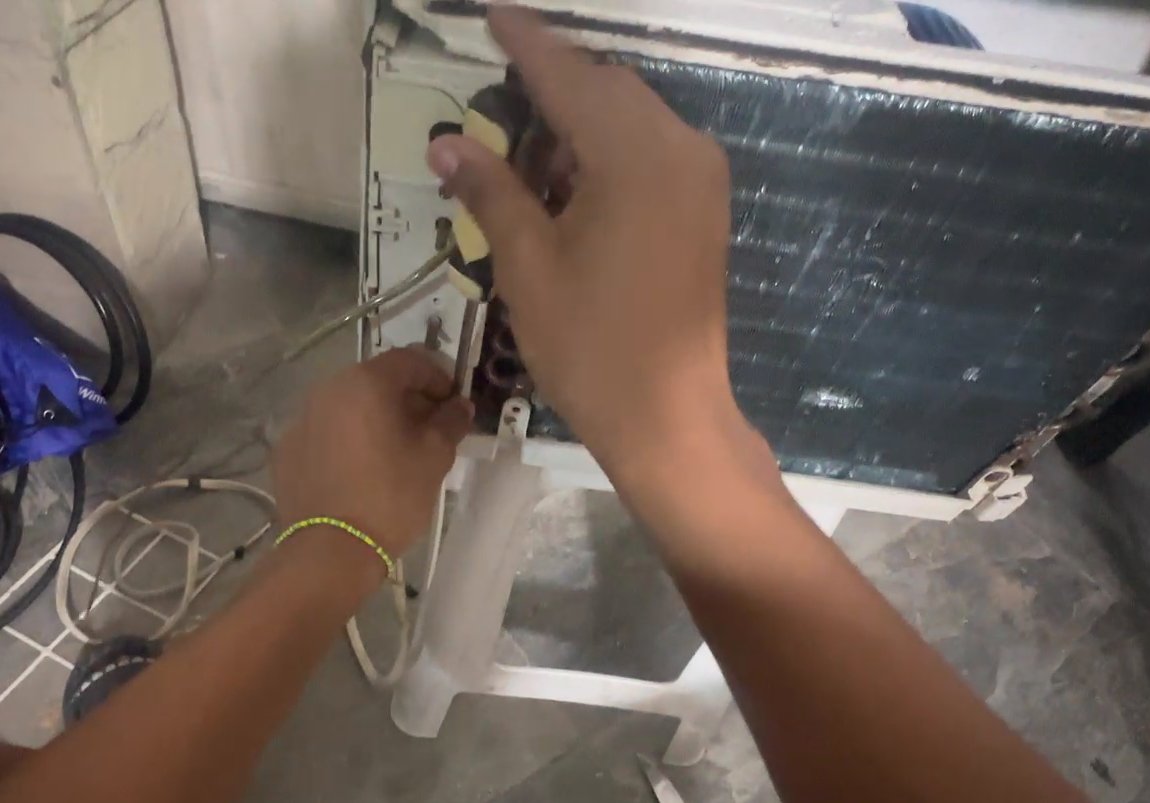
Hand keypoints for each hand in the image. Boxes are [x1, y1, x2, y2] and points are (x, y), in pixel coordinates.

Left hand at [274, 347, 471, 556]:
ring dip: (375, 419)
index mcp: (365, 383)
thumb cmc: (390, 497)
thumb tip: (459, 406)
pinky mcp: (287, 451)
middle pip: (375, 381)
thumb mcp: (433, 458)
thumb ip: (450, 422)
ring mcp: (300, 420)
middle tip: (429, 429)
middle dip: (406, 399)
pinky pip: (326, 434)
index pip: (409, 360)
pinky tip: (361, 471)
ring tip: (395, 452)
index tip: (453, 404)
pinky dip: (348, 441)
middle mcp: (327, 390)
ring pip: (348, 408)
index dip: (438, 377)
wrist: (330, 551)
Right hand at [426, 7, 735, 475]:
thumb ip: (490, 191)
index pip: (569, 75)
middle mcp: (680, 147)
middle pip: (607, 91)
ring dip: (579, 127)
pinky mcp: (704, 213)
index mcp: (635, 153)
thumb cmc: (590, 346)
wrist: (666, 415)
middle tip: (496, 106)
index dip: (524, 44)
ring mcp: (701, 181)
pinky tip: (571, 189)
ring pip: (632, 123)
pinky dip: (608, 157)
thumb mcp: (528, 267)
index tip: (491, 14)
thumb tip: (445, 142)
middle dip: (551, 89)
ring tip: (525, 159)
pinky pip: (652, 157)